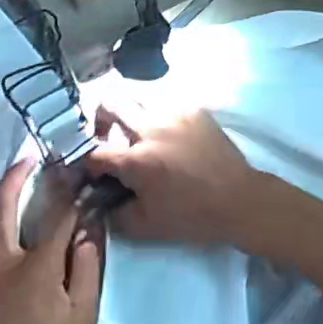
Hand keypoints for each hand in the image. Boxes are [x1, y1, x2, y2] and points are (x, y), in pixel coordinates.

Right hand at [80, 98, 267, 247]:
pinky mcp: (195, 110)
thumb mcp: (144, 226)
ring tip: (138, 134)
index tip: (92, 171)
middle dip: (101, 120)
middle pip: (111, 103)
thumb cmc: (190, 215)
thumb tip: (99, 200)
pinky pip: (166, 103)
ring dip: (131, 113)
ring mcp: (176, 114)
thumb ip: (113, 212)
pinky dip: (157, 115)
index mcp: (137, 159)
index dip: (86, 163)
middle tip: (108, 138)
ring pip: (140, 97)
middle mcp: (153, 128)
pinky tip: (166, 135)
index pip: (94, 151)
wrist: (236, 197)